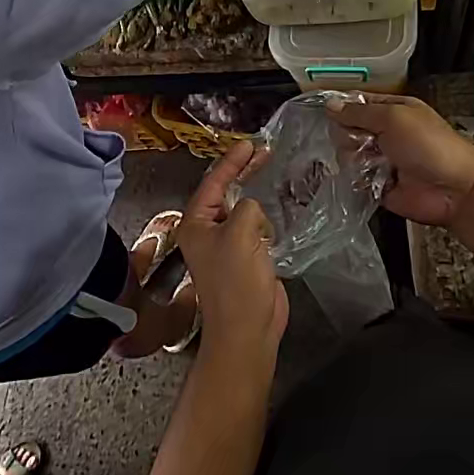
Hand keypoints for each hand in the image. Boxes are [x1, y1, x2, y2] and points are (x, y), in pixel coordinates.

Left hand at [174, 141, 287, 359]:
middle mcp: (207, 232)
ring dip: (255, 193)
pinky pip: (254, 228)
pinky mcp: (245, 258)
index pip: (213, 182)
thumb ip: (247, 207)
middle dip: (243, 172)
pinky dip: (265, 216)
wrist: (247, 330)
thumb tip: (254, 211)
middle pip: (225, 192)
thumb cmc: (237, 282)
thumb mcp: (240, 233)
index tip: (249, 144)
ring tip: (271, 173)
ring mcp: (226, 246)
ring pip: (241, 209)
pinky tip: (277, 208)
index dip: (232, 161)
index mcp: (196, 224)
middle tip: (264, 152)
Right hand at [330, 95, 473, 226]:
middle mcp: (383, 133)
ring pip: (346, 153)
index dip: (341, 107)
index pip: (356, 103)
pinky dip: (356, 179)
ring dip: (355, 158)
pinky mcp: (376, 184)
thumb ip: (359, 112)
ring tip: (373, 164)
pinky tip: (367, 179)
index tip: (326, 112)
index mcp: (391, 110)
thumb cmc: (428, 145)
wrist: (453, 189)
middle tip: (365, 141)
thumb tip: (329, 104)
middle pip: (346, 129)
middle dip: (349, 135)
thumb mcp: (394, 118)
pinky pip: (353, 178)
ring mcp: (379, 159)